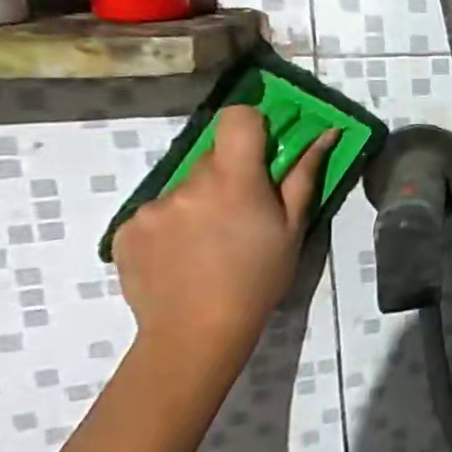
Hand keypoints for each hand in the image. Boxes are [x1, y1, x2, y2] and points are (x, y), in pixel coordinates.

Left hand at [112, 106, 336, 364]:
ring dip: (201, 200)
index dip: (252, 124)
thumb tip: (326, 133)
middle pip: (213, 155)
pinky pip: (157, 211)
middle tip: (244, 210)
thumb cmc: (258, 278)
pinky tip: (183, 254)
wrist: (196, 333)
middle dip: (231, 173)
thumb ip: (304, 174)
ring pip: (185, 185)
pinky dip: (172, 224)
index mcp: (233, 179)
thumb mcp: (294, 227)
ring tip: (211, 241)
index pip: (237, 117)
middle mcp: (187, 184)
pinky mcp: (126, 229)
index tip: (263, 149)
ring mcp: (150, 207)